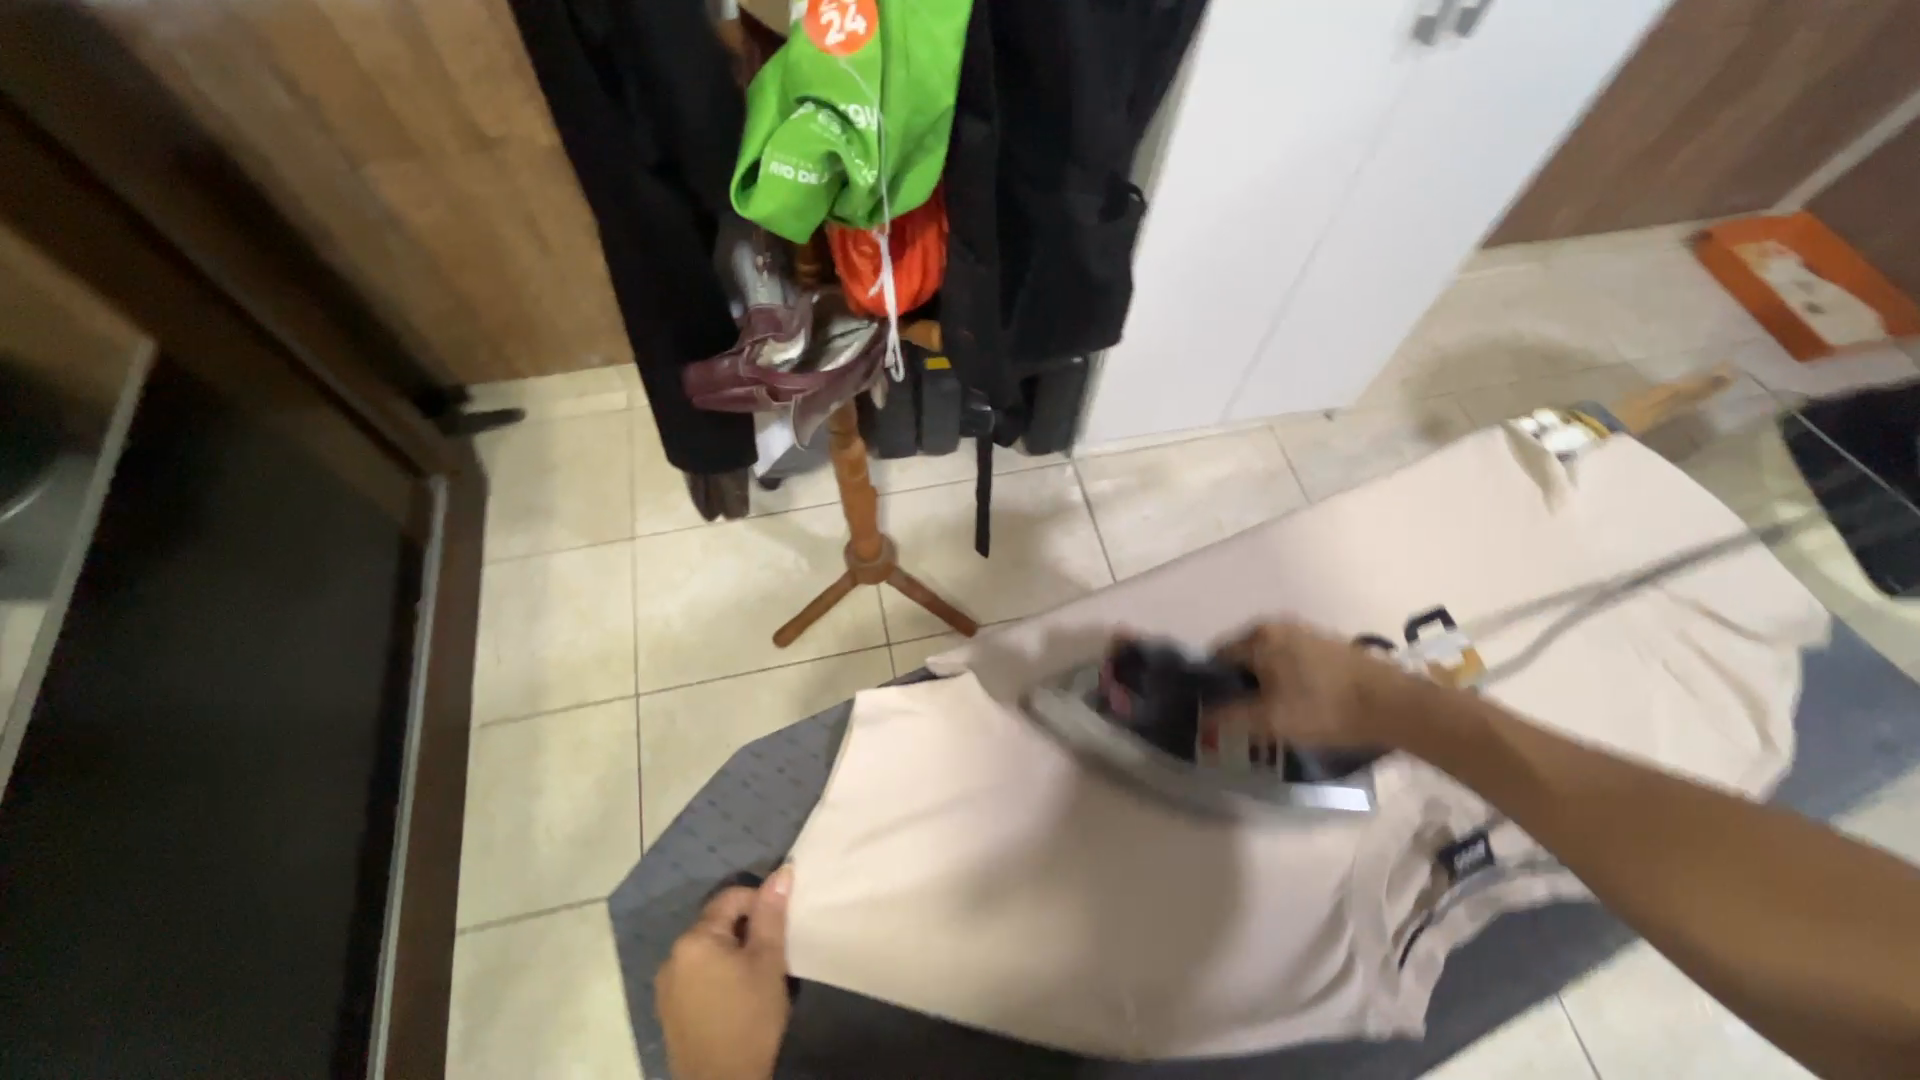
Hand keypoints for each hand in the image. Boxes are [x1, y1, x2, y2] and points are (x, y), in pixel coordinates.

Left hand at [655, 865, 794, 1079]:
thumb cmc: (750, 1020)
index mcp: (695, 939)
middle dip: (745, 930)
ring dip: (730, 953)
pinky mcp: (668, 1010)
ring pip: (707, 950)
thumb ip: (771, 914)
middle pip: (716, 923)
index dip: (760, 904)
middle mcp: (672, 955)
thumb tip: (782, 871)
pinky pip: (696, 975)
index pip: (731, 898)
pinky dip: (716, 975)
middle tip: (771, 955)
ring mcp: (666, 985)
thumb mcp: (768, 962)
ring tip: (755, 978)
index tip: (780, 929)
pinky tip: (735, 999)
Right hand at [1208, 621, 1418, 749]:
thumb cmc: (1324, 709)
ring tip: (1270, 713)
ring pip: (1268, 658)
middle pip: (1243, 655)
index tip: (1215, 709)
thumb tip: (1204, 718)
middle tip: (1242, 715)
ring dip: (1263, 681)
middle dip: (1238, 683)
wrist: (1394, 705)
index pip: (1217, 656)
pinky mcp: (1327, 643)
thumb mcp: (1271, 721)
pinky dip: (1285, 677)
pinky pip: (1290, 659)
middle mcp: (1276, 626)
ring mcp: (1304, 631)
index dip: (1212, 683)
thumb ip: (1231, 718)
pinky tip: (1297, 702)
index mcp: (1258, 637)